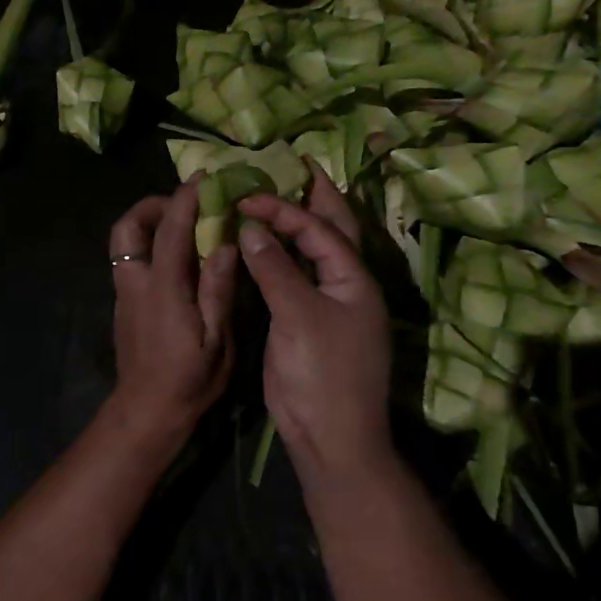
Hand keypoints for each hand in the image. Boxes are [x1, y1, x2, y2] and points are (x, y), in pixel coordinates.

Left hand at [108, 178, 239, 430]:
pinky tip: (176, 260)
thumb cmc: (189, 379)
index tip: (203, 178)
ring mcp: (125, 294)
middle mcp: (135, 283)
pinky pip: (129, 261)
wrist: (147, 412)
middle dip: (150, 206)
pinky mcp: (124, 305)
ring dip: (147, 224)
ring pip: (123, 244)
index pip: (169, 231)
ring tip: (182, 228)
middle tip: (184, 206)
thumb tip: (226, 244)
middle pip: (126, 228)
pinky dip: (148, 245)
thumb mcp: (216, 339)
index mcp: (162, 289)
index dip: (185, 199)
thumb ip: (218, 289)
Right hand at [236, 162, 391, 471]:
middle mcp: (344, 283)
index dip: (284, 210)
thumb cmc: (323, 373)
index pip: (318, 229)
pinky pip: (292, 277)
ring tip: (276, 196)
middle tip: (298, 167)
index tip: (246, 199)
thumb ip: (275, 269)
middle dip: (316, 198)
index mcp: (353, 278)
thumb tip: (250, 227)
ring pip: (311, 252)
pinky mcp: (305, 320)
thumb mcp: (300, 316)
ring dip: (295, 225)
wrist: (328, 434)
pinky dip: (278, 257)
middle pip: (332, 229)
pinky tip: (260, 246)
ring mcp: (325, 302)